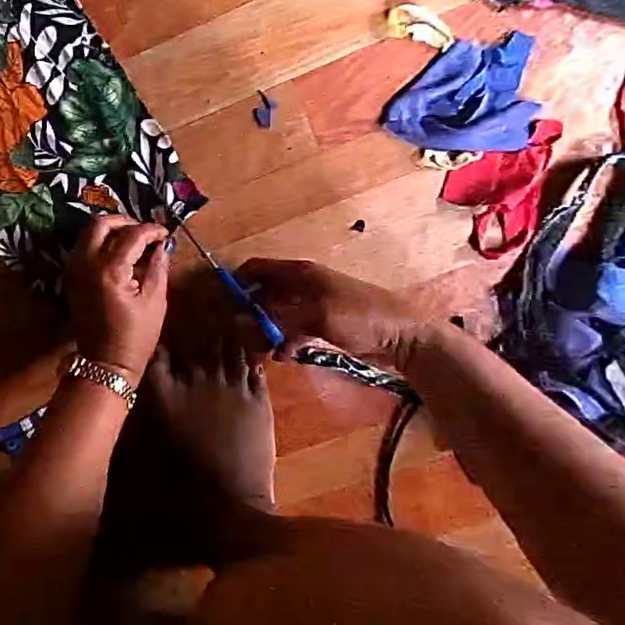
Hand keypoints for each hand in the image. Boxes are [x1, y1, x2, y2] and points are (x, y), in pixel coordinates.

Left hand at [65, 215, 171, 376]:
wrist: (105, 363)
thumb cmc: (135, 336)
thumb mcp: (155, 301)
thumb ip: (158, 267)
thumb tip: (161, 246)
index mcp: (110, 270)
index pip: (132, 235)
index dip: (151, 230)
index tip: (165, 233)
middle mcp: (87, 264)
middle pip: (100, 224)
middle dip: (124, 221)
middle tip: (144, 230)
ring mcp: (75, 270)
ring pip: (88, 233)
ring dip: (110, 230)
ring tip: (132, 238)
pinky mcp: (71, 277)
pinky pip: (83, 247)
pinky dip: (99, 242)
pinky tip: (118, 252)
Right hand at [234, 258, 419, 362]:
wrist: (403, 335)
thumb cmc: (359, 316)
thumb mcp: (315, 316)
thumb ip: (277, 319)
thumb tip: (241, 322)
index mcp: (299, 273)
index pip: (257, 268)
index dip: (237, 281)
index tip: (221, 303)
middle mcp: (302, 285)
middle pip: (264, 293)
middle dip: (250, 313)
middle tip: (239, 336)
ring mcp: (312, 305)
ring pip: (277, 314)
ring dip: (267, 330)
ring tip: (259, 351)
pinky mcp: (321, 323)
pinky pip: (293, 329)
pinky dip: (285, 341)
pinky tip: (283, 356)